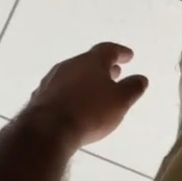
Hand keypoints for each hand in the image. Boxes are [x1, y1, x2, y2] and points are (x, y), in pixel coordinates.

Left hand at [19, 43, 148, 152]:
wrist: (48, 130)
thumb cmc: (90, 111)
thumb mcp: (121, 101)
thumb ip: (133, 88)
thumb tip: (141, 78)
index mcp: (91, 62)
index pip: (108, 49)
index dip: (120, 52)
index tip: (129, 56)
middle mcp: (69, 65)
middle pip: (89, 62)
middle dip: (103, 67)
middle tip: (115, 73)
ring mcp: (51, 80)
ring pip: (73, 75)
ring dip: (86, 80)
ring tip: (96, 91)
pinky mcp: (40, 97)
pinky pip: (61, 90)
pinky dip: (72, 93)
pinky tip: (76, 105)